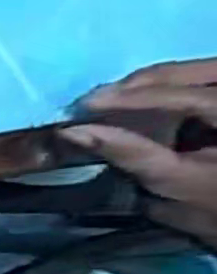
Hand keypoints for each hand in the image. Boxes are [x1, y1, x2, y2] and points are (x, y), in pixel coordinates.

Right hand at [60, 57, 216, 247]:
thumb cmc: (213, 203)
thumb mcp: (170, 179)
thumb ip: (126, 151)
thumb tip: (71, 131)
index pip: (193, 96)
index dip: (136, 96)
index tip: (85, 103)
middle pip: (207, 71)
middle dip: (149, 79)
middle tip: (99, 97)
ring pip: (207, 73)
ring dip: (160, 81)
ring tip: (116, 97)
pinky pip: (207, 84)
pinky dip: (174, 87)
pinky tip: (143, 100)